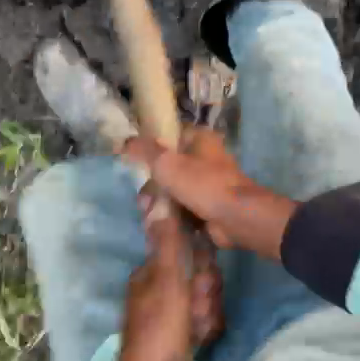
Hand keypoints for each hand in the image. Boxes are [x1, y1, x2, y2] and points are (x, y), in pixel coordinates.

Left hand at [117, 190, 222, 360]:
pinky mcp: (182, 333)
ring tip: (195, 331)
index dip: (203, 267)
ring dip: (206, 315)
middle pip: (201, 277)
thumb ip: (168, 241)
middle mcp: (160, 287)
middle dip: (206, 296)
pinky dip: (204, 331)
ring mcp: (172, 312)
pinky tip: (198, 342)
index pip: (189, 251)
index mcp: (151, 272)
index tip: (202, 284)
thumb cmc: (158, 334)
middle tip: (196, 313)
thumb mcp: (167, 284)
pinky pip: (205, 320)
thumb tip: (159, 195)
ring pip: (206, 299)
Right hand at [123, 128, 296, 260]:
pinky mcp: (210, 206)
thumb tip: (124, 140)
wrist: (235, 218)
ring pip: (175, 189)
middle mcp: (206, 157)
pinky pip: (185, 207)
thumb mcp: (166, 163)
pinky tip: (164, 224)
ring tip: (152, 216)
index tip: (137, 165)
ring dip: (161, 203)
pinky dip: (174, 215)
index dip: (152, 148)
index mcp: (200, 139)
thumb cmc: (202, 184)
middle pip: (169, 167)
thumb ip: (144, 150)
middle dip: (154, 185)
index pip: (170, 136)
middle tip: (145, 200)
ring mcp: (209, 183)